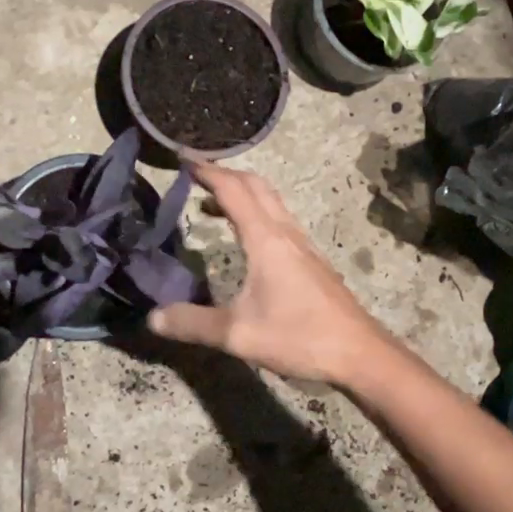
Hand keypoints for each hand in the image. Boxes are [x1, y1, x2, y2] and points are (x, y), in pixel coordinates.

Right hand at [147, 161, 395, 385]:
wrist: (359, 353)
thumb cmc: (300, 336)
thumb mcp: (237, 335)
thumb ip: (193, 323)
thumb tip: (153, 317)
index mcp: (266, 239)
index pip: (233, 190)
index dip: (207, 171)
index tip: (182, 159)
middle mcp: (285, 233)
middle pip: (255, 186)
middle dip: (225, 174)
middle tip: (195, 176)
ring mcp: (302, 245)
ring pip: (271, 202)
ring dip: (242, 193)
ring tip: (212, 204)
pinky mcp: (311, 261)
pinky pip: (279, 220)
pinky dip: (256, 213)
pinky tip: (246, 239)